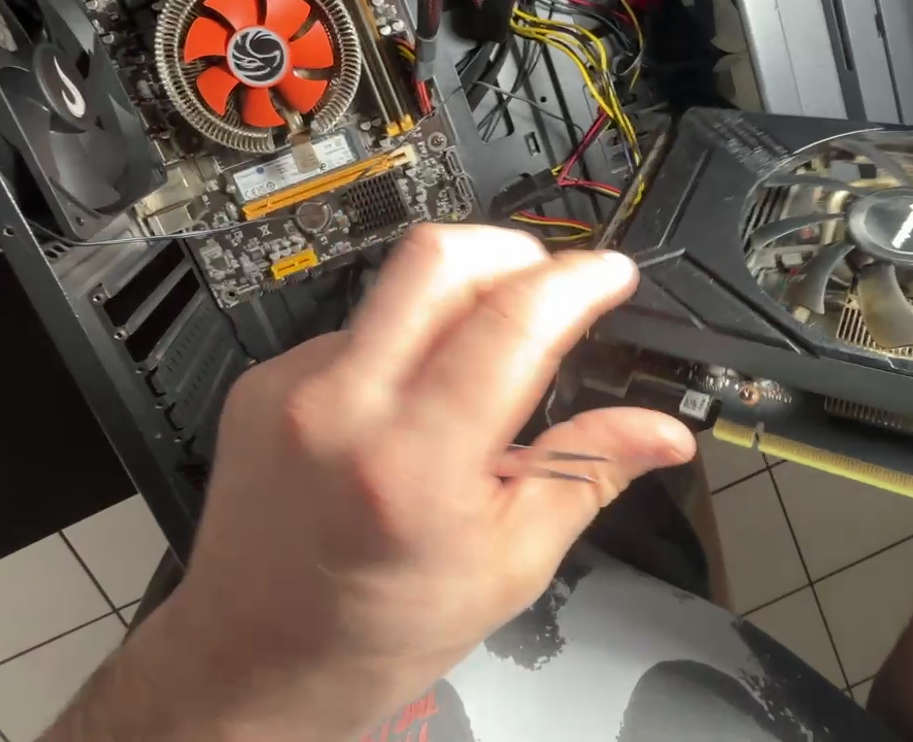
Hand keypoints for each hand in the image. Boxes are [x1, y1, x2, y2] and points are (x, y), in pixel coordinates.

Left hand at [45, 225, 695, 741]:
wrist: (250, 661)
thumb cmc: (379, 632)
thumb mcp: (508, 565)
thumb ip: (588, 473)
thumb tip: (662, 432)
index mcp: (414, 465)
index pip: (510, 325)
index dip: (577, 282)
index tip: (611, 275)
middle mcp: (341, 407)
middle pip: (437, 257)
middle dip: (512, 251)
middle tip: (547, 290)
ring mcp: (293, 384)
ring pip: (398, 286)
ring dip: (460, 299)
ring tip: (477, 364)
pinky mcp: (267, 379)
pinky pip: (358, 325)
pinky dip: (405, 341)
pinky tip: (409, 400)